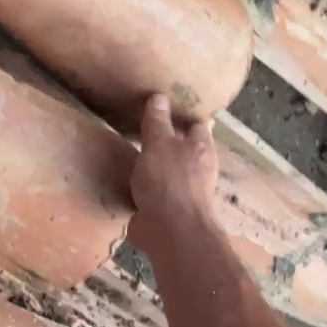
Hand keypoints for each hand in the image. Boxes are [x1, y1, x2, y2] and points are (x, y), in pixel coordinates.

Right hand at [128, 93, 218, 249]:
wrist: (169, 230)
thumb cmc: (168, 180)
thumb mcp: (158, 143)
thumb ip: (157, 122)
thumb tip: (159, 97)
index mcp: (200, 147)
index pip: (195, 124)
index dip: (180, 115)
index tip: (161, 108)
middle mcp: (196, 168)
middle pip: (181, 148)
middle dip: (166, 141)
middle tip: (140, 128)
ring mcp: (182, 191)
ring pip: (167, 171)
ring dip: (153, 166)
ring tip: (129, 153)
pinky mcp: (167, 210)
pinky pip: (153, 193)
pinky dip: (143, 188)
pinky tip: (126, 182)